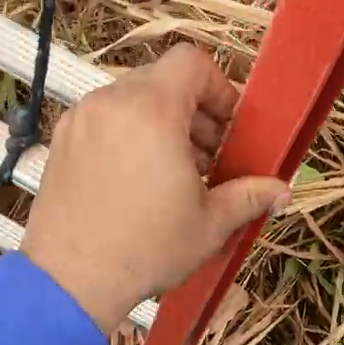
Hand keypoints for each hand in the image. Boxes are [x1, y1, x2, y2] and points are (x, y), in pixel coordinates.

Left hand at [20, 45, 289, 329]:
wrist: (71, 281)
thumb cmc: (145, 250)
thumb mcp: (209, 224)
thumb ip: (249, 196)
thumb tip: (282, 191)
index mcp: (151, 110)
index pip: (191, 63)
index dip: (218, 88)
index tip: (228, 126)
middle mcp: (110, 103)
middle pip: (161, 81)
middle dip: (192, 112)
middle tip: (209, 156)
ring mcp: (80, 121)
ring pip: (130, 102)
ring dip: (160, 125)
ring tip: (175, 173)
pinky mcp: (61, 143)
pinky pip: (104, 122)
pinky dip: (127, 136)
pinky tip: (138, 182)